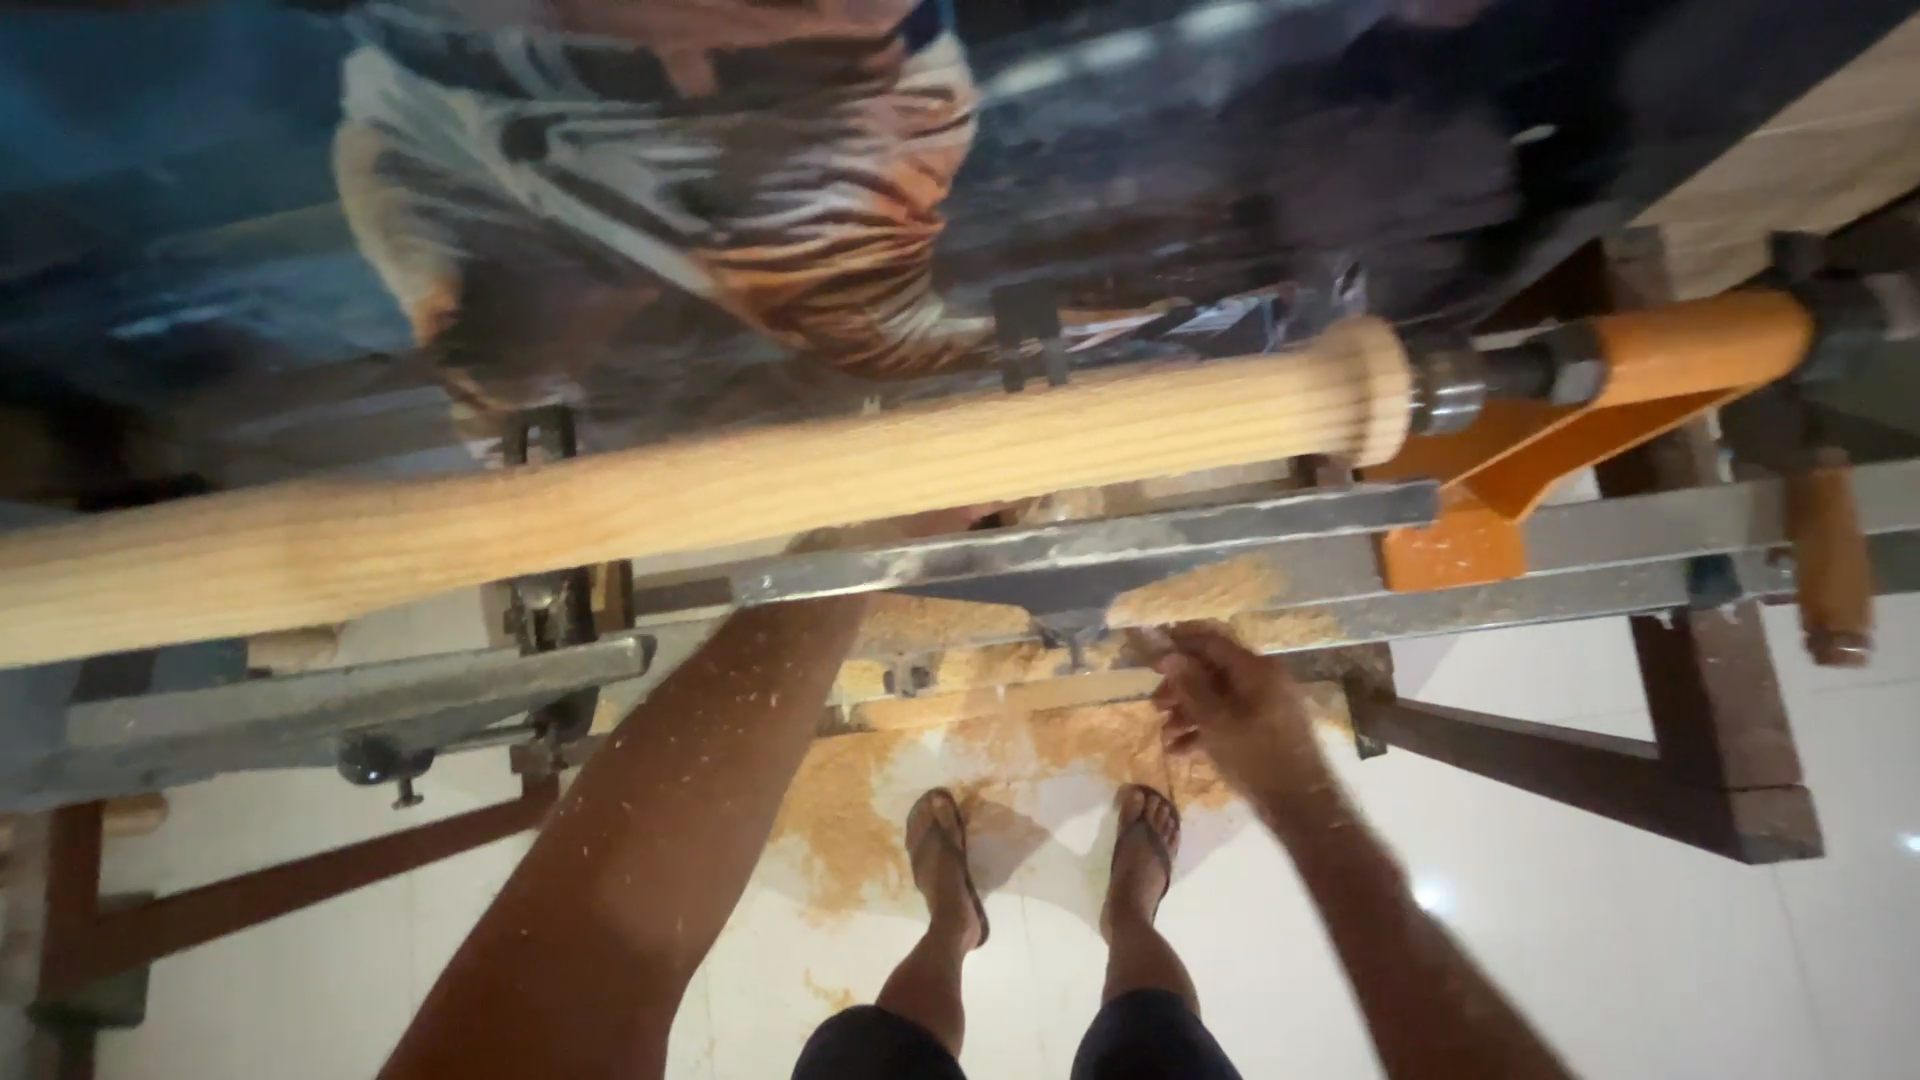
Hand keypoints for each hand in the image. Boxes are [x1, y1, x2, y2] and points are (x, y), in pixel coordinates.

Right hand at [1151, 623, 1331, 802]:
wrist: (1303, 807)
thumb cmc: (1256, 758)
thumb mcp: (1215, 722)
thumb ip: (1190, 686)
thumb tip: (1169, 656)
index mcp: (1255, 669)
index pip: (1211, 642)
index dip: (1179, 645)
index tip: (1151, 658)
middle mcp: (1263, 679)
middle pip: (1212, 671)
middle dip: (1180, 687)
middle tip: (1155, 704)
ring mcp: (1267, 704)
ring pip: (1219, 697)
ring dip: (1188, 712)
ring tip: (1165, 733)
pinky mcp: (1266, 728)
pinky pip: (1230, 717)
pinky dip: (1206, 729)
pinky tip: (1180, 751)